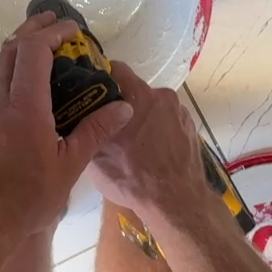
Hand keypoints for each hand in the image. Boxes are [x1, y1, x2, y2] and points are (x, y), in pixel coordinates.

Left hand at [0, 12, 133, 246]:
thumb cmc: (26, 198)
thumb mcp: (68, 168)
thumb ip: (95, 132)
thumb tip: (124, 108)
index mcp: (24, 106)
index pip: (34, 51)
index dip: (53, 33)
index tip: (72, 29)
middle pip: (10, 49)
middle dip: (33, 29)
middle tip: (54, 22)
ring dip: (16, 48)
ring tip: (36, 45)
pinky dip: (4, 70)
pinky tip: (14, 82)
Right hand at [90, 61, 219, 227]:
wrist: (176, 201)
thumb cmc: (132, 179)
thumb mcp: (96, 158)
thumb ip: (91, 129)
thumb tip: (82, 118)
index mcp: (137, 96)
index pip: (116, 69)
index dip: (102, 78)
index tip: (93, 92)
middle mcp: (161, 96)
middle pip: (135, 90)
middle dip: (122, 103)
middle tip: (111, 125)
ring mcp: (179, 111)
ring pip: (152, 106)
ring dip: (142, 116)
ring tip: (134, 142)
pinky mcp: (190, 126)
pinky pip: (167, 119)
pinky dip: (158, 128)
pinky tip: (153, 150)